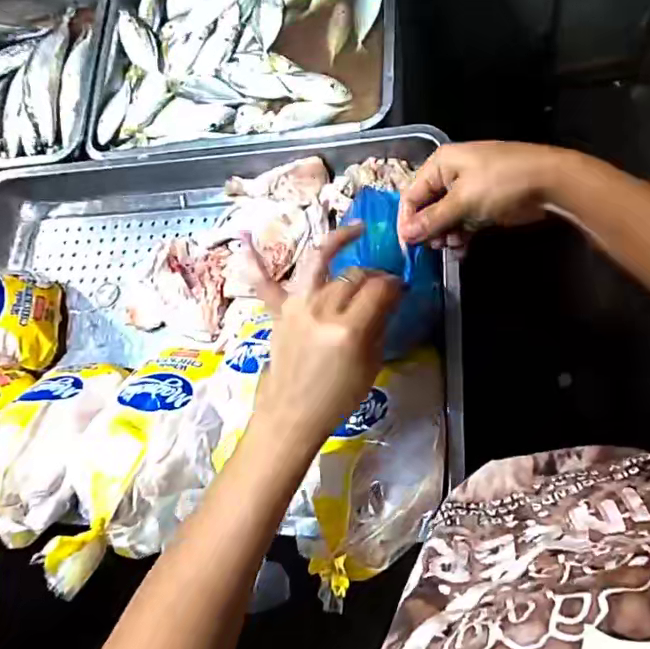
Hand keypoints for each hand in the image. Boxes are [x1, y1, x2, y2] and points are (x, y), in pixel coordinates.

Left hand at [247, 228, 401, 449]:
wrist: (292, 415)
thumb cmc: (338, 396)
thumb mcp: (371, 363)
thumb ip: (379, 325)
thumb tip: (389, 298)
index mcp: (349, 329)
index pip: (379, 289)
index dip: (395, 284)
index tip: (402, 288)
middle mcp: (321, 310)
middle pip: (353, 276)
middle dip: (374, 274)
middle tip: (383, 284)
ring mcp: (296, 308)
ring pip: (320, 265)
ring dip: (338, 243)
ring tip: (356, 233)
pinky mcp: (278, 314)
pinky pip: (265, 284)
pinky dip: (255, 263)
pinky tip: (247, 240)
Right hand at [397, 141, 578, 250]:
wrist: (550, 182)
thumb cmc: (503, 183)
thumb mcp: (464, 201)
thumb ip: (433, 218)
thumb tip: (405, 233)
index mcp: (441, 163)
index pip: (411, 194)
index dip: (406, 220)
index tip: (406, 247)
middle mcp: (451, 173)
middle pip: (428, 206)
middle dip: (428, 229)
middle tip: (434, 248)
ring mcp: (470, 189)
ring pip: (447, 216)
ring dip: (446, 234)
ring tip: (451, 248)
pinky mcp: (485, 204)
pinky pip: (465, 221)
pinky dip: (462, 235)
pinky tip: (462, 250)